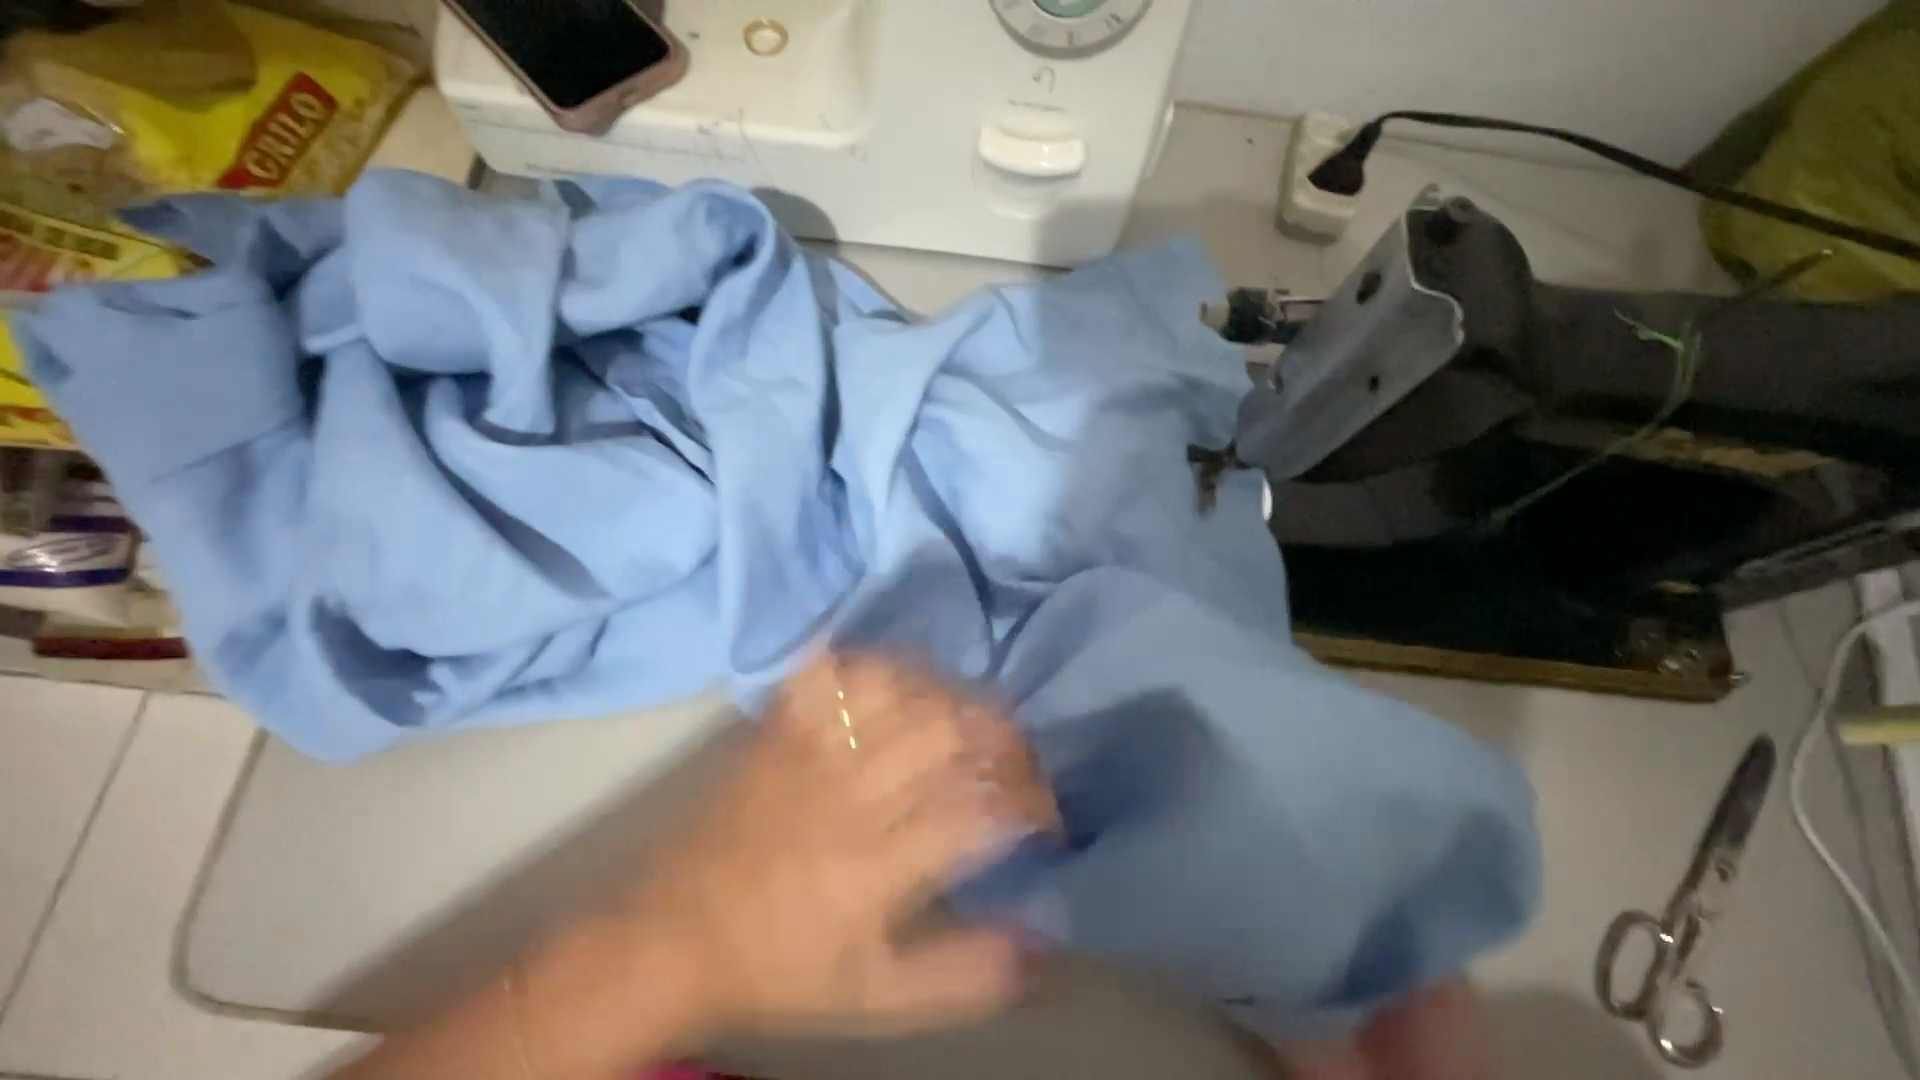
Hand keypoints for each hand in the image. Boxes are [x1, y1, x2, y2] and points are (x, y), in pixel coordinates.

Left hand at [627, 653, 1058, 1038]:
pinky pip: (831, 676)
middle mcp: (847, 797)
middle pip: (944, 731)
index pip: (975, 808)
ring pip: (897, 694)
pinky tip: (900, 682)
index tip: (1042, 816)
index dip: (1027, 802)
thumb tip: (1040, 945)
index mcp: (875, 867)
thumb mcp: (876, 997)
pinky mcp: (776, 732)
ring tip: (967, 720)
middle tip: (1016, 760)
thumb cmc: (781, 970)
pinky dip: (874, 666)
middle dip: (1000, 737)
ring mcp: (807, 755)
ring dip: (947, 695)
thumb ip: (961, 973)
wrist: (674, 937)